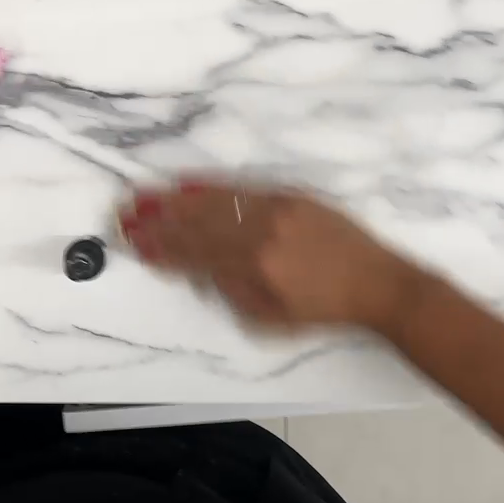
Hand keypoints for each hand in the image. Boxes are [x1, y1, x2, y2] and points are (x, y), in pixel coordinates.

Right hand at [117, 181, 433, 337]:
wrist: (380, 284)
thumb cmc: (324, 309)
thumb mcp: (271, 318)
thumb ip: (230, 293)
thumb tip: (197, 270)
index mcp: (253, 270)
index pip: (194, 256)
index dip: (160, 250)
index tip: (134, 243)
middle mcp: (259, 236)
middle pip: (195, 226)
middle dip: (155, 221)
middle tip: (123, 214)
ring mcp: (274, 212)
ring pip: (213, 204)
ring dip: (172, 201)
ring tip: (142, 197)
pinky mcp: (289, 197)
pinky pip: (241, 189)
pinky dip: (209, 187)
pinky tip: (184, 184)